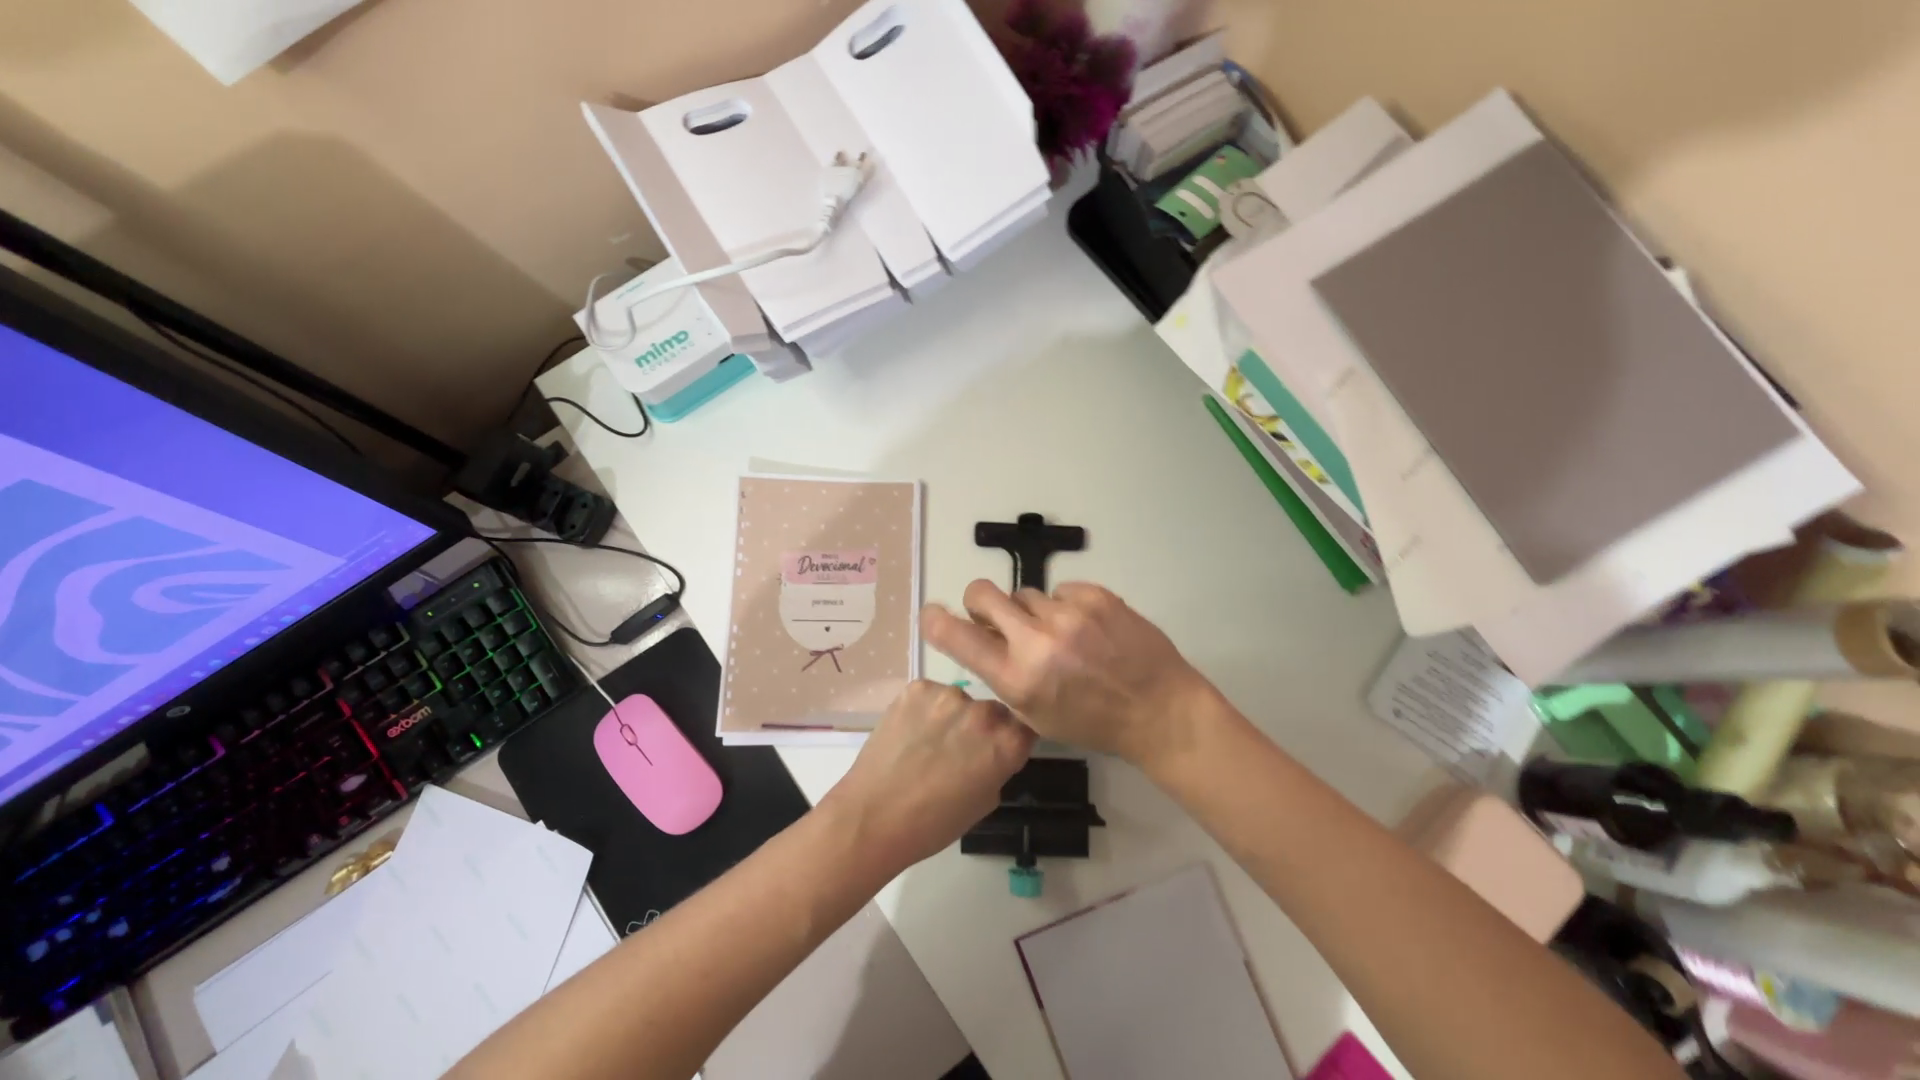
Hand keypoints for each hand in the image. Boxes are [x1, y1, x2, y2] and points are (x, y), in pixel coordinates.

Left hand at [823, 680, 1033, 872]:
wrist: (872, 817)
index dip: (1013, 738)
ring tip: (928, 744)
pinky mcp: (915, 689)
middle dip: (982, 727)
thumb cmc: (933, 823)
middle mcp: (982, 712)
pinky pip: (930, 695)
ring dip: (951, 717)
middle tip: (959, 751)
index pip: (1026, 726)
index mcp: (1006, 742)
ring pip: (959, 701)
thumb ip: (998, 768)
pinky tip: (909, 733)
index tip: (999, 750)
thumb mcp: (984, 802)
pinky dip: (924, 709)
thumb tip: (992, 752)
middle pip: (993, 711)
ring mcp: (947, 696)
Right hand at [921, 580, 1214, 765]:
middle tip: (996, 615)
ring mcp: (1068, 614)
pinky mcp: (1096, 596)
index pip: (957, 637)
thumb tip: (984, 641)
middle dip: (981, 602)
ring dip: (1031, 611)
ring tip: (1060, 634)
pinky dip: (1066, 606)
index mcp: (1017, 679)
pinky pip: (1062, 590)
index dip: (937, 621)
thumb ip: (1004, 677)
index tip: (932, 614)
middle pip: (982, 593)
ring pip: (1025, 593)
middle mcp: (1037, 641)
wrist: (1159, 709)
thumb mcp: (1037, 715)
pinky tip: (1087, 630)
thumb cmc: (1095, 723)